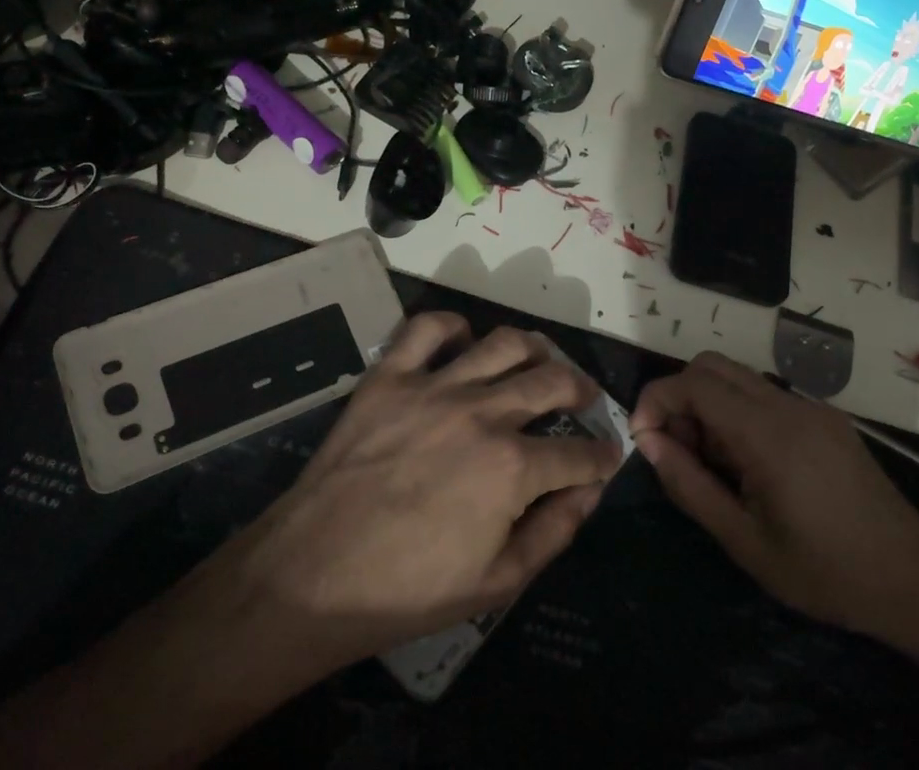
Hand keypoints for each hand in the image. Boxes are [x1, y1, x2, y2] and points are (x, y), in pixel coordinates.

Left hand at [207, 313, 623, 670]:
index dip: (601, 456)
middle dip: (581, 391)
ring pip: (503, 343)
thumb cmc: (407, 592)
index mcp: (513, 468)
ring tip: (539, 362)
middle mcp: (481, 414)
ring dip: (534, 350)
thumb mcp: (497, 583)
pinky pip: (427, 329)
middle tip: (584, 401)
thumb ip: (554, 532)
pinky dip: (454, 327)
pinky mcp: (387, 378)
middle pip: (553, 381)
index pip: (580, 454)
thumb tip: (589, 492)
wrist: (312, 576)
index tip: (606, 456)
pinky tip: (465, 342)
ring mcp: (432, 389)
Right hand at [630, 352, 918, 665]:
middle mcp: (792, 407)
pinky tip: (746, 466)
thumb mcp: (743, 541)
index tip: (643, 440)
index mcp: (770, 435)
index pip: (695, 383)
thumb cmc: (824, 574)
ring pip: (740, 380)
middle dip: (680, 398)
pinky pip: (767, 398)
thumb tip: (648, 442)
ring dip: (709, 407)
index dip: (655, 400)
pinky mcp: (829, 422)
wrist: (915, 584)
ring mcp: (815, 411)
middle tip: (676, 452)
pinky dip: (738, 415)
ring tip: (711, 466)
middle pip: (714, 367)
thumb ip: (689, 485)